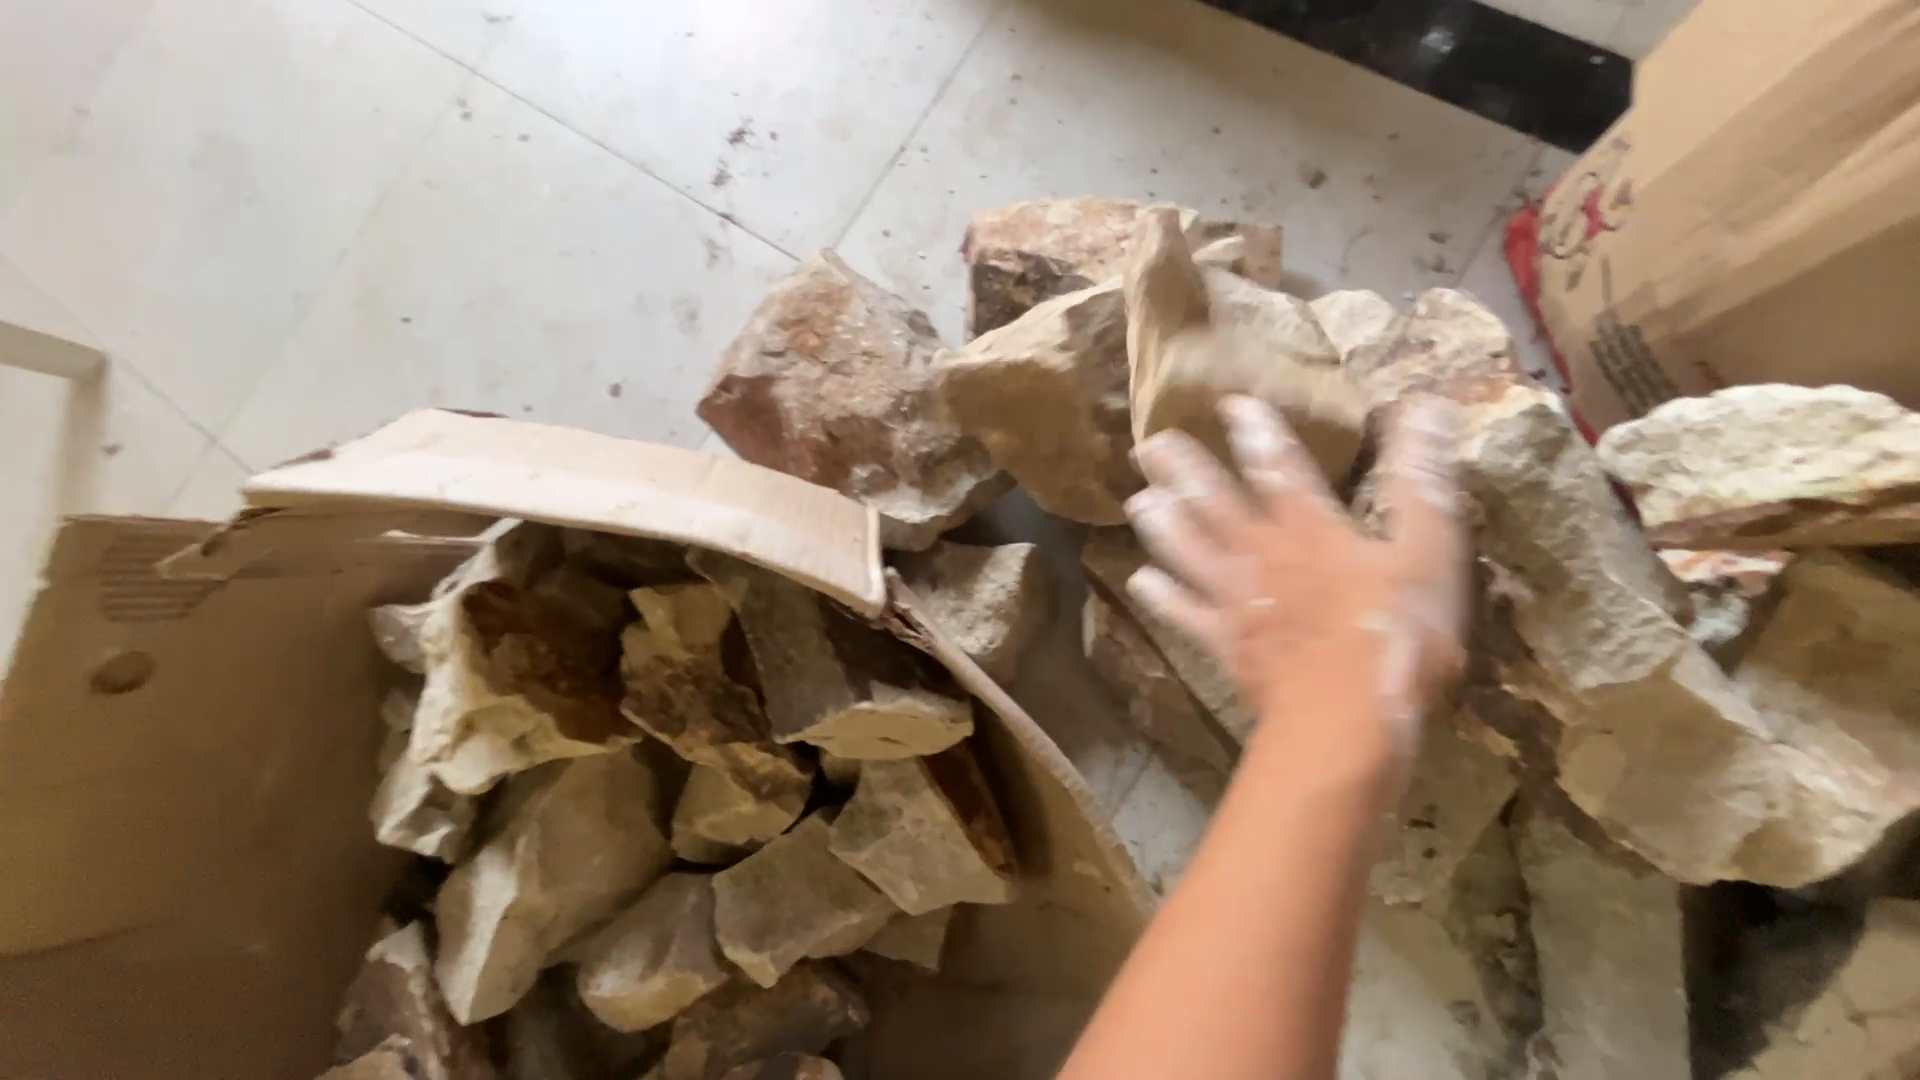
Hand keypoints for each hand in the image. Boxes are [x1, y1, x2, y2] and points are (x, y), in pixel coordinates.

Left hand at [1124, 395, 1467, 787]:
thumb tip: (1428, 405)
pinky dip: (1162, 596)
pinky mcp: (1223, 640)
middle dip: (1183, 470)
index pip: (1278, 467)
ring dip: (1162, 524)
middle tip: (1149, 446)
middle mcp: (1261, 554)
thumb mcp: (1430, 551)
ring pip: (1188, 550)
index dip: (1254, 433)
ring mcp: (1235, 598)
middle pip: (1214, 502)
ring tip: (1137, 501)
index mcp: (1309, 529)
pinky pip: (1184, 612)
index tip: (1228, 404)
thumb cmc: (1396, 633)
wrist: (1348, 713)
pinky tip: (1139, 581)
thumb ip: (1423, 480)